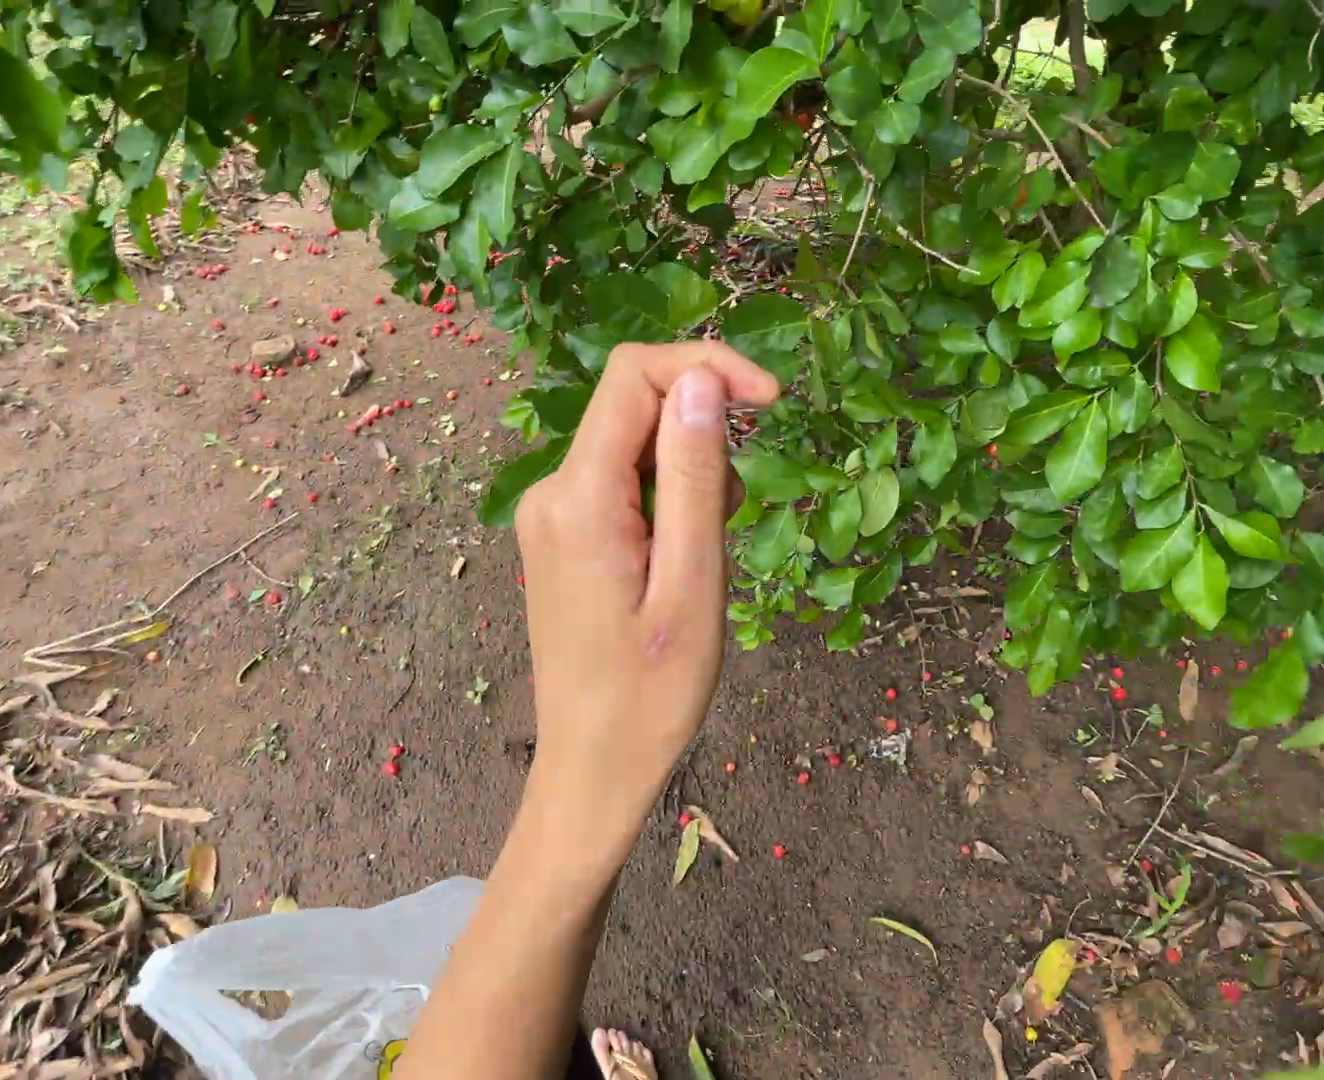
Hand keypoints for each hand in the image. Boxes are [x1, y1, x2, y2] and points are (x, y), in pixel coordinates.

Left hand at [515, 342, 778, 858]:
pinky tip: (680, 562)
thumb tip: (703, 381)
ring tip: (706, 555)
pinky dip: (665, 501)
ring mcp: (550, 515)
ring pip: (634, 448)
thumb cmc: (651, 695)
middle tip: (732, 516)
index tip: (772, 401)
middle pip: (635, 409)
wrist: (592, 766)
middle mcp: (551, 491)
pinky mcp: (562, 536)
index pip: (635, 376)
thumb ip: (692, 476)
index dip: (708, 367)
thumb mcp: (692, 583)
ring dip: (688, 475)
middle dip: (702, 437)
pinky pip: (621, 486)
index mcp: (579, 497)